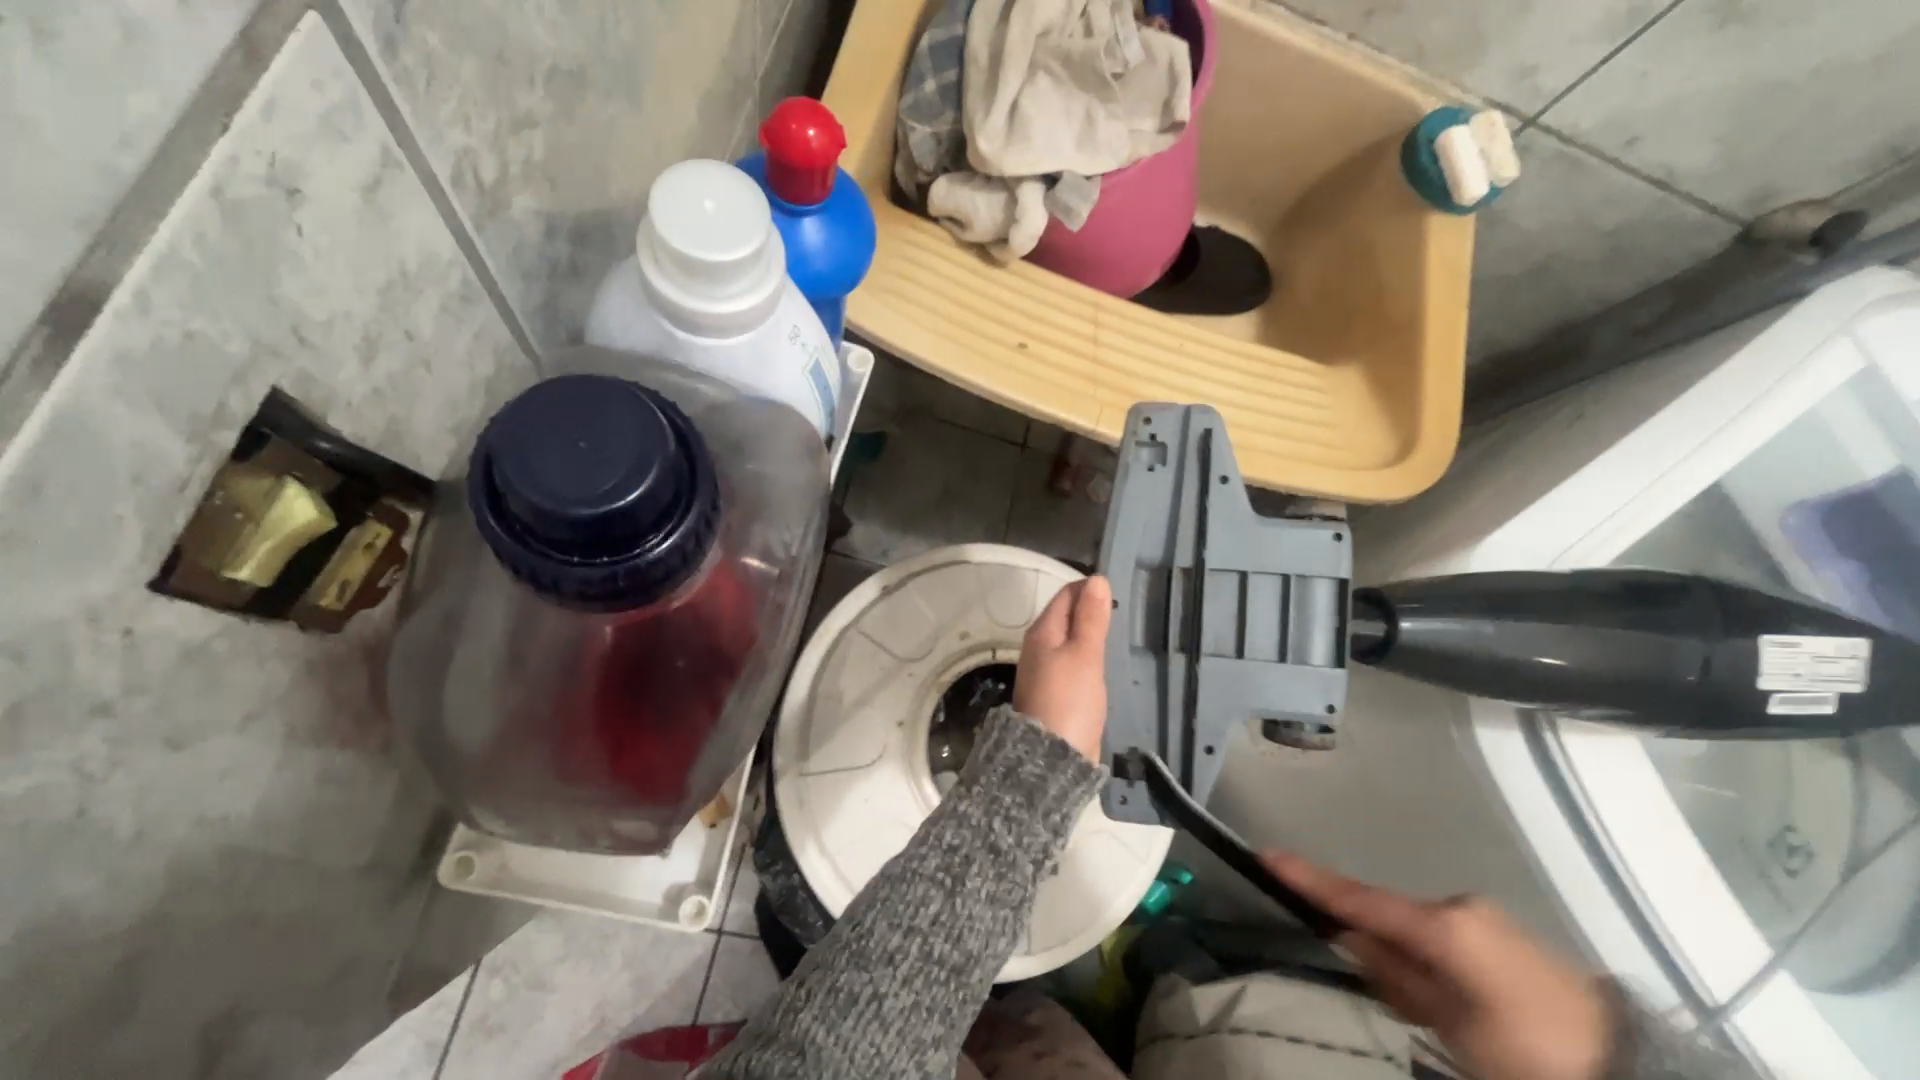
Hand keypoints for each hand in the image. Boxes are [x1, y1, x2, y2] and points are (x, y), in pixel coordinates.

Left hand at [1012, 576, 1111, 761]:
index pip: (1066, 595)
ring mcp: (1045, 672)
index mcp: (1042, 632)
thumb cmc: (1069, 701)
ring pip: (1069, 641)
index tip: (1118, 590)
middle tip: (1122, 609)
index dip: (1090, 588)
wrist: (1050, 759)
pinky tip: (1103, 664)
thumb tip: (1095, 579)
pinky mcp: (1055, 694)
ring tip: (1116, 632)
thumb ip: (1090, 618)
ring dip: (1089, 634)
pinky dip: (1088, 657)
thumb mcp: (1085, 655)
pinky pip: (1073, 664)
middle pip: (1066, 617)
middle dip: (1090, 609)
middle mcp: (1039, 648)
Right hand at [1266, 853, 1612, 1079]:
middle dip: (1375, 949)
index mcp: (1444, 925)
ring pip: (1413, 934)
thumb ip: (1398, 976)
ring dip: (1407, 965)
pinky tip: (1453, 1006)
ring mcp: (1480, 919)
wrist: (1622, 1068)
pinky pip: (1440, 941)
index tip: (1266, 855)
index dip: (1311, 880)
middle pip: (1387, 917)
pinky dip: (1430, 967)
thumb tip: (1354, 939)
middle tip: (1403, 1005)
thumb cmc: (1528, 1051)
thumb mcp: (1453, 1023)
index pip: (1361, 898)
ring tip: (1438, 1018)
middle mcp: (1458, 909)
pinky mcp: (1497, 935)